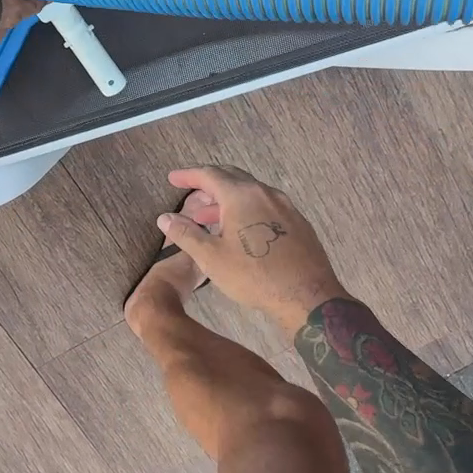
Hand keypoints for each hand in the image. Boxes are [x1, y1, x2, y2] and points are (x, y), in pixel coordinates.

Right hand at [158, 165, 349, 323]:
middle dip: (208, 184)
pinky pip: (265, 205)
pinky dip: (246, 209)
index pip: (209, 175)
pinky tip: (239, 230)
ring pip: (250, 192)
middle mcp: (265, 193)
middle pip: (232, 178)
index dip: (188, 176)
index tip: (173, 179)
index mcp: (242, 196)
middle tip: (191, 194)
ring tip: (208, 218)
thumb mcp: (211, 257)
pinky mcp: (297, 222)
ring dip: (226, 199)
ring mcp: (285, 206)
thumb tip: (164, 218)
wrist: (308, 297)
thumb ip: (185, 233)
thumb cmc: (254, 276)